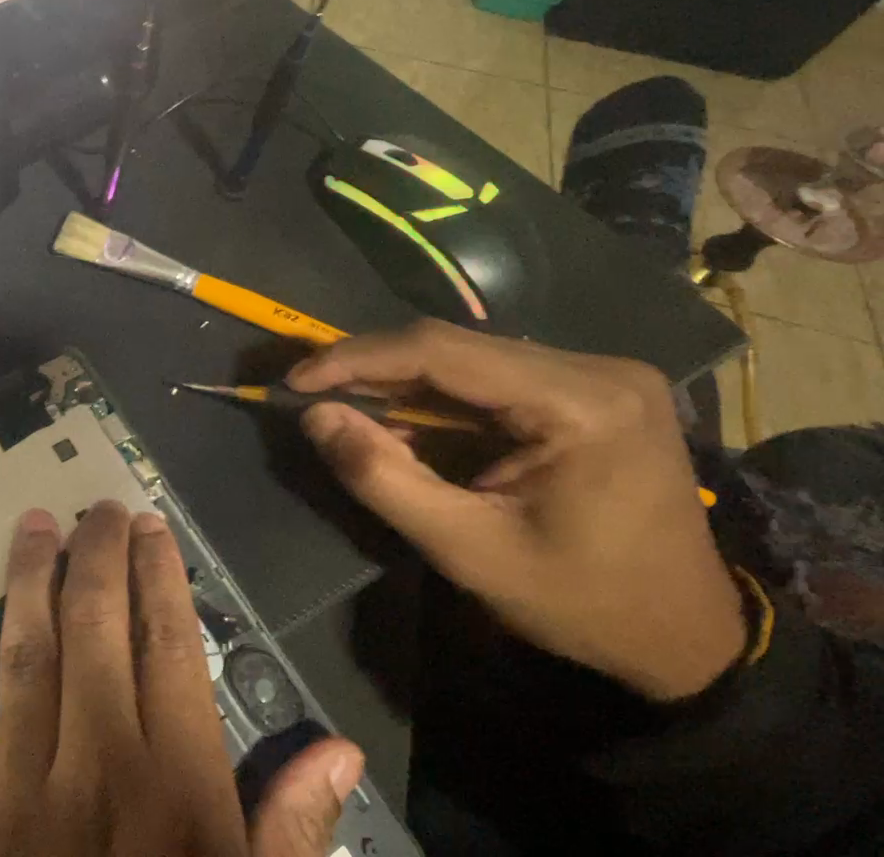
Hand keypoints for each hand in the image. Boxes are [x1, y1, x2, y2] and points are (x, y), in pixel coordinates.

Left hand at [0, 502, 364, 856]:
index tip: (153, 529)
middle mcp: (96, 760)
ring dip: (29, 580)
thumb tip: (339, 751)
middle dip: (99, 558)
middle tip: (101, 508)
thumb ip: (291, 830)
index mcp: (173, 785)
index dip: (162, 579)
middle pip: (96, 631)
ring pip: (26, 652)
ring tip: (35, 523)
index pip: (170, 651)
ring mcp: (19, 776)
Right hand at [287, 319, 746, 700]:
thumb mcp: (466, 548)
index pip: (441, 350)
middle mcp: (597, 368)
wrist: (686, 638)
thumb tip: (314, 416)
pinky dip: (436, 397)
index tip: (296, 380)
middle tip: (312, 395)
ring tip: (349, 412)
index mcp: (581, 402)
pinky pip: (490, 376)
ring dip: (401, 383)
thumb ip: (382, 477)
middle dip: (373, 369)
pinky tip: (407, 423)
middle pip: (453, 345)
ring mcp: (600, 375)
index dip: (357, 358)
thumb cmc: (580, 602)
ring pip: (467, 357)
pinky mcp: (592, 390)